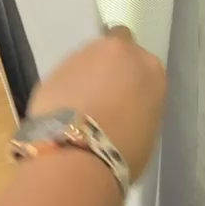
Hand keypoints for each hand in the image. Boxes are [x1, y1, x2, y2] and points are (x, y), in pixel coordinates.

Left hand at [26, 26, 166, 181]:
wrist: (78, 155)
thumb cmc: (124, 152)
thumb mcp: (147, 132)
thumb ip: (139, 108)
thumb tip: (126, 107)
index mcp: (150, 68)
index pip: (146, 69)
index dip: (136, 86)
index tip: (130, 105)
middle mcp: (119, 51)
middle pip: (117, 50)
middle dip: (112, 69)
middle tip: (106, 101)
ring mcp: (83, 55)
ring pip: (88, 61)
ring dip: (87, 78)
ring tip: (82, 112)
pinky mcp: (54, 68)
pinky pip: (66, 78)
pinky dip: (67, 91)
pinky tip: (65, 116)